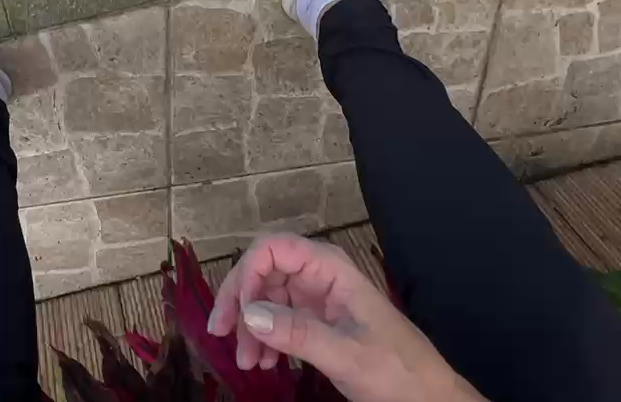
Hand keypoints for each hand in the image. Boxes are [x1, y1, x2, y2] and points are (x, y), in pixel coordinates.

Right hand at [206, 232, 485, 401]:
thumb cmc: (398, 373)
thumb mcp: (348, 355)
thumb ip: (297, 333)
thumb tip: (247, 313)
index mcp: (329, 267)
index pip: (273, 248)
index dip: (248, 272)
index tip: (238, 311)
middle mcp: (318, 274)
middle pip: (263, 270)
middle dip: (240, 300)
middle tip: (221, 333)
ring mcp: (316, 297)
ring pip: (266, 296)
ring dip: (249, 325)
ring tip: (247, 361)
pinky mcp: (316, 321)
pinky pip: (278, 318)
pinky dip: (264, 338)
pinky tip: (264, 362)